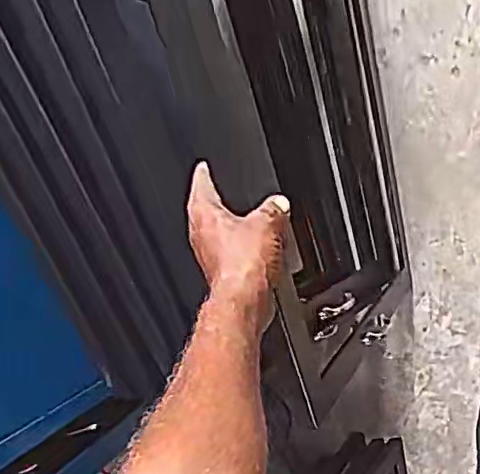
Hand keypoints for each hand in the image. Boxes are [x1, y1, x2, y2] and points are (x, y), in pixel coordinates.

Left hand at [186, 161, 289, 326]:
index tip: (205, 167)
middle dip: (222, 206)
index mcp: (203, 212)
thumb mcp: (267, 225)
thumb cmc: (244, 265)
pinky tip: (254, 258)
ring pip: (219, 237)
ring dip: (232, 234)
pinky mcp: (220, 275)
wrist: (244, 301)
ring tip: (249, 231)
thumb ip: (274, 210)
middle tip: (232, 200)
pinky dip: (240, 255)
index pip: (201, 183)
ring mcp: (208, 256)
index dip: (205, 173)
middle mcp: (199, 233)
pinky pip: (230, 259)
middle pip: (208, 211)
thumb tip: (280, 204)